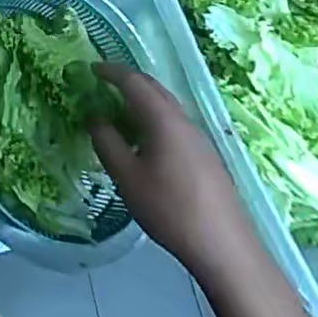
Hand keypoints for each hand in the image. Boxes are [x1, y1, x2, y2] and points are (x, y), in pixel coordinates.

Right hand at [92, 67, 317, 316]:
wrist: (226, 249)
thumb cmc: (169, 209)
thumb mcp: (126, 176)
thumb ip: (106, 141)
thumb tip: (95, 117)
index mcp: (163, 119)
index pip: (134, 81)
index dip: (111, 71)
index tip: (91, 67)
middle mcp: (183, 121)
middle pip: (154, 87)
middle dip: (128, 80)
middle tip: (103, 83)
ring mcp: (199, 138)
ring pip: (167, 105)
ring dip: (142, 99)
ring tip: (120, 110)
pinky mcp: (207, 156)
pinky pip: (175, 122)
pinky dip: (154, 116)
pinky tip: (145, 139)